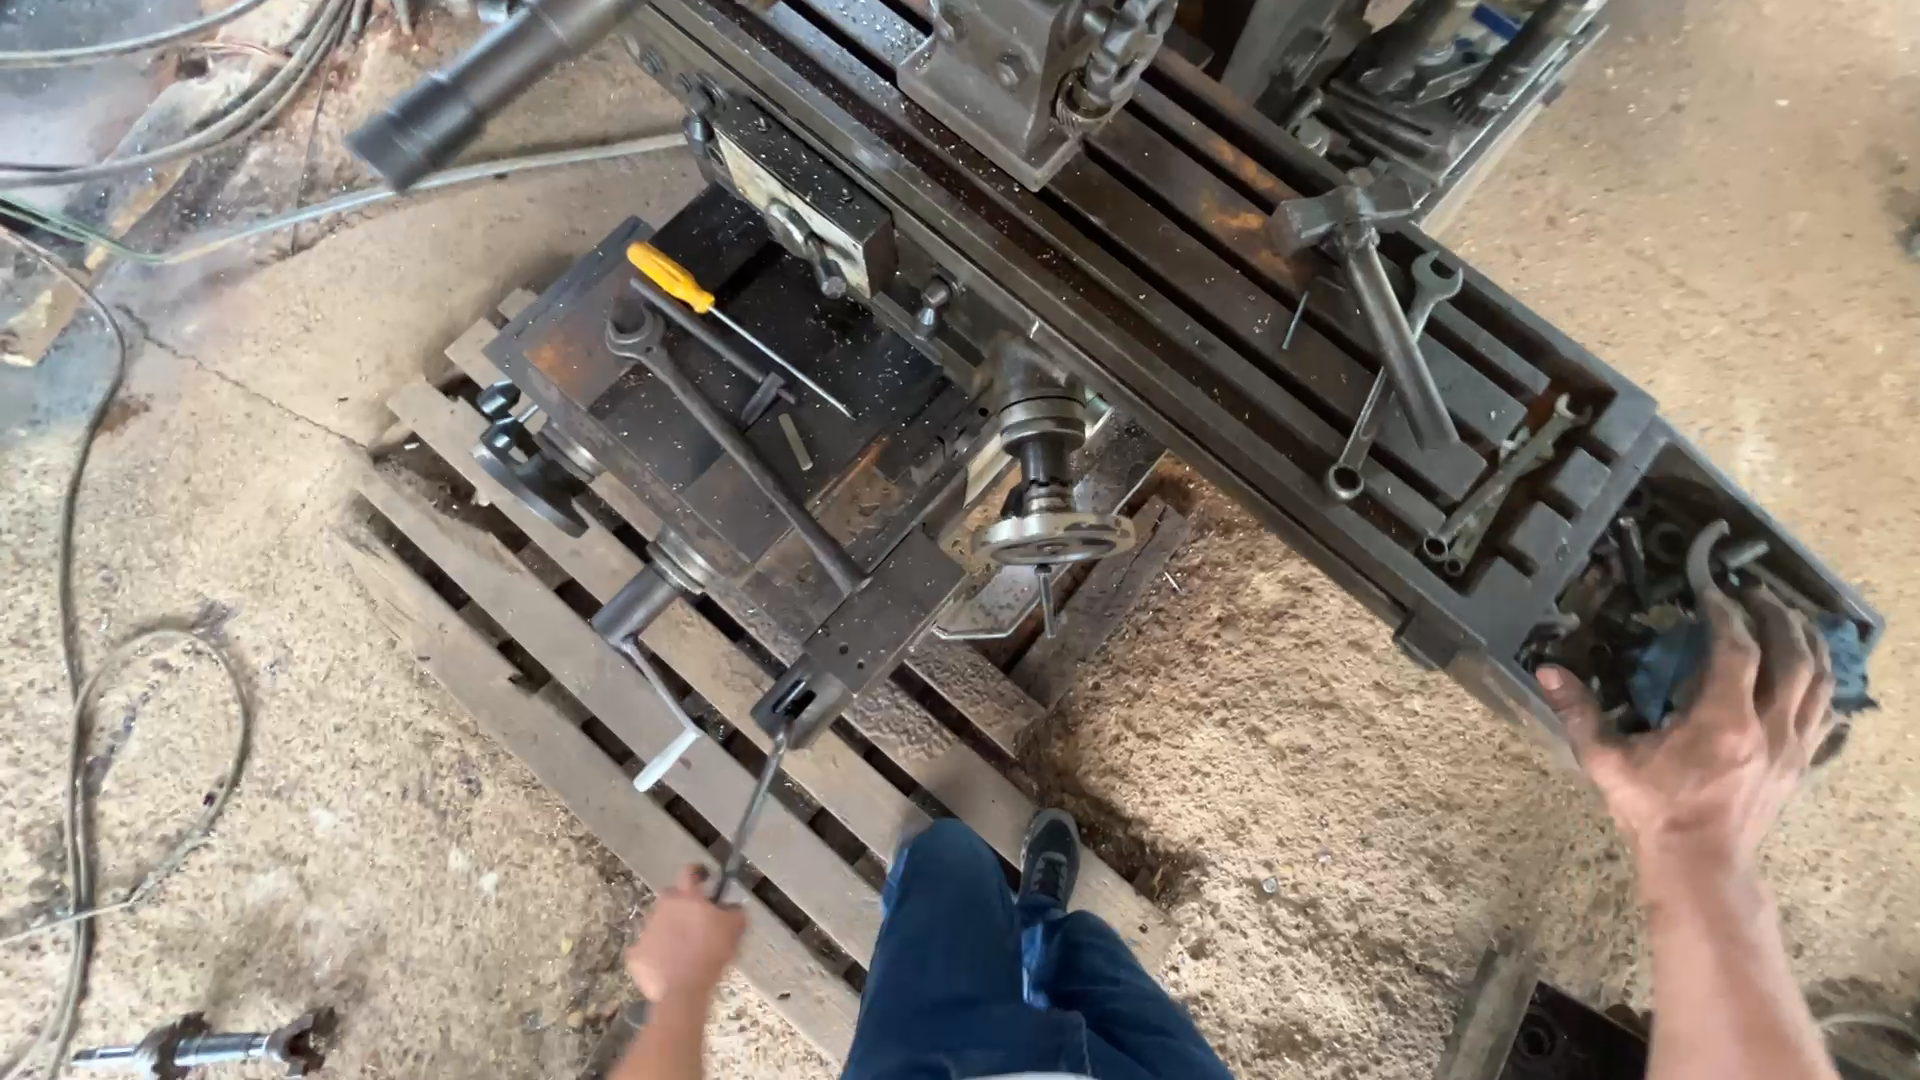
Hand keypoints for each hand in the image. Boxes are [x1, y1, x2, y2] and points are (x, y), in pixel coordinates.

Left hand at [625, 865, 746, 1002]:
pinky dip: (653, 954)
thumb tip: (733, 906)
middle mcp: (663, 908)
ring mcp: (646, 931)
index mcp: (687, 898)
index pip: (689, 872)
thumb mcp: (734, 929)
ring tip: (679, 948)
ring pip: (657, 923)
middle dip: (679, 903)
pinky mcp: (635, 954)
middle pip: (669, 896)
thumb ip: (735, 911)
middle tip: (692, 919)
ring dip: (667, 929)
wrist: (682, 991)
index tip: (704, 878)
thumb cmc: (711, 954)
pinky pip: (644, 949)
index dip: (697, 872)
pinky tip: (665, 966)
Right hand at [1535, 585, 1835, 882]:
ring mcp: (1795, 747)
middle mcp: (1770, 728)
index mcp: (1723, 723)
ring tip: (1790, 620)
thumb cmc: (1650, 806)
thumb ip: (1577, 711)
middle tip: (1756, 594)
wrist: (1700, 858)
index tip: (1711, 592)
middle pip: (1795, 660)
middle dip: (1779, 620)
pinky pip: (1826, 714)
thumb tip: (1546, 669)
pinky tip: (1812, 676)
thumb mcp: (1603, 758)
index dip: (1727, 616)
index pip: (1737, 653)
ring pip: (1822, 684)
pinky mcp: (1803, 762)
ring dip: (1809, 646)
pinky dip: (1823, 686)